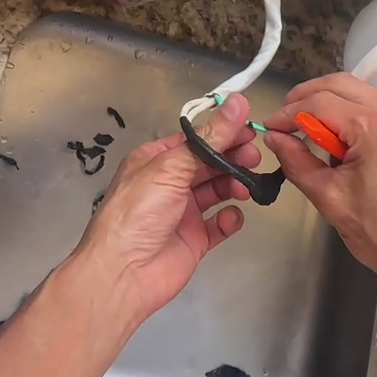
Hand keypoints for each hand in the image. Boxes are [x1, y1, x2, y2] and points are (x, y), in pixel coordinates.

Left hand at [69, 92, 262, 322]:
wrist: (122, 274)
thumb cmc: (139, 212)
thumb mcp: (172, 166)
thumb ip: (210, 137)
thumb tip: (237, 102)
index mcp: (157, 159)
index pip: (196, 139)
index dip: (223, 132)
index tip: (250, 129)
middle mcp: (169, 182)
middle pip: (209, 163)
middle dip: (232, 157)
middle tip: (254, 156)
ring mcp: (182, 211)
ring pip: (217, 189)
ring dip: (234, 183)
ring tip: (246, 186)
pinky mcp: (194, 238)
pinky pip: (219, 223)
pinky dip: (230, 218)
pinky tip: (232, 216)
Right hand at [263, 74, 376, 305]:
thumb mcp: (333, 202)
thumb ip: (298, 163)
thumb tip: (275, 139)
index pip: (318, 103)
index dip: (287, 113)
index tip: (269, 128)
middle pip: (341, 84)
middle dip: (307, 97)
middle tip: (285, 121)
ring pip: (362, 94)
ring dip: (332, 106)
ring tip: (312, 137)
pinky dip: (356, 118)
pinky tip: (344, 147)